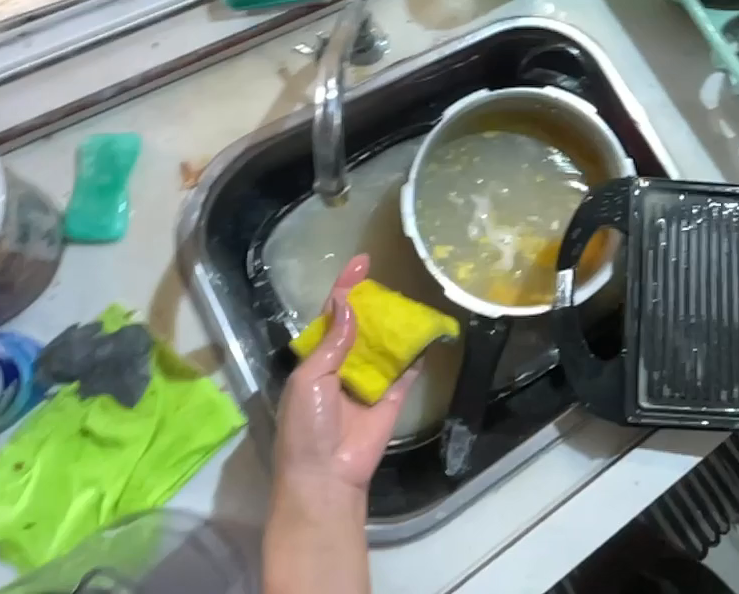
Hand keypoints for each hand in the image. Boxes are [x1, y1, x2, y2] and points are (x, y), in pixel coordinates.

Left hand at [270, 254, 416, 507]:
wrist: (325, 477)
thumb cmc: (307, 426)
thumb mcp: (309, 379)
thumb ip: (332, 342)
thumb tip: (349, 305)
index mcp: (317, 359)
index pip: (332, 315)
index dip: (344, 287)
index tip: (361, 261)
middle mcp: (343, 365)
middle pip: (362, 324)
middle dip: (374, 302)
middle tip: (391, 279)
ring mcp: (370, 380)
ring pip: (386, 343)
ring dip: (397, 323)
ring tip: (413, 298)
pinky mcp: (393, 396)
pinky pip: (408, 369)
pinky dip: (419, 352)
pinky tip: (431, 332)